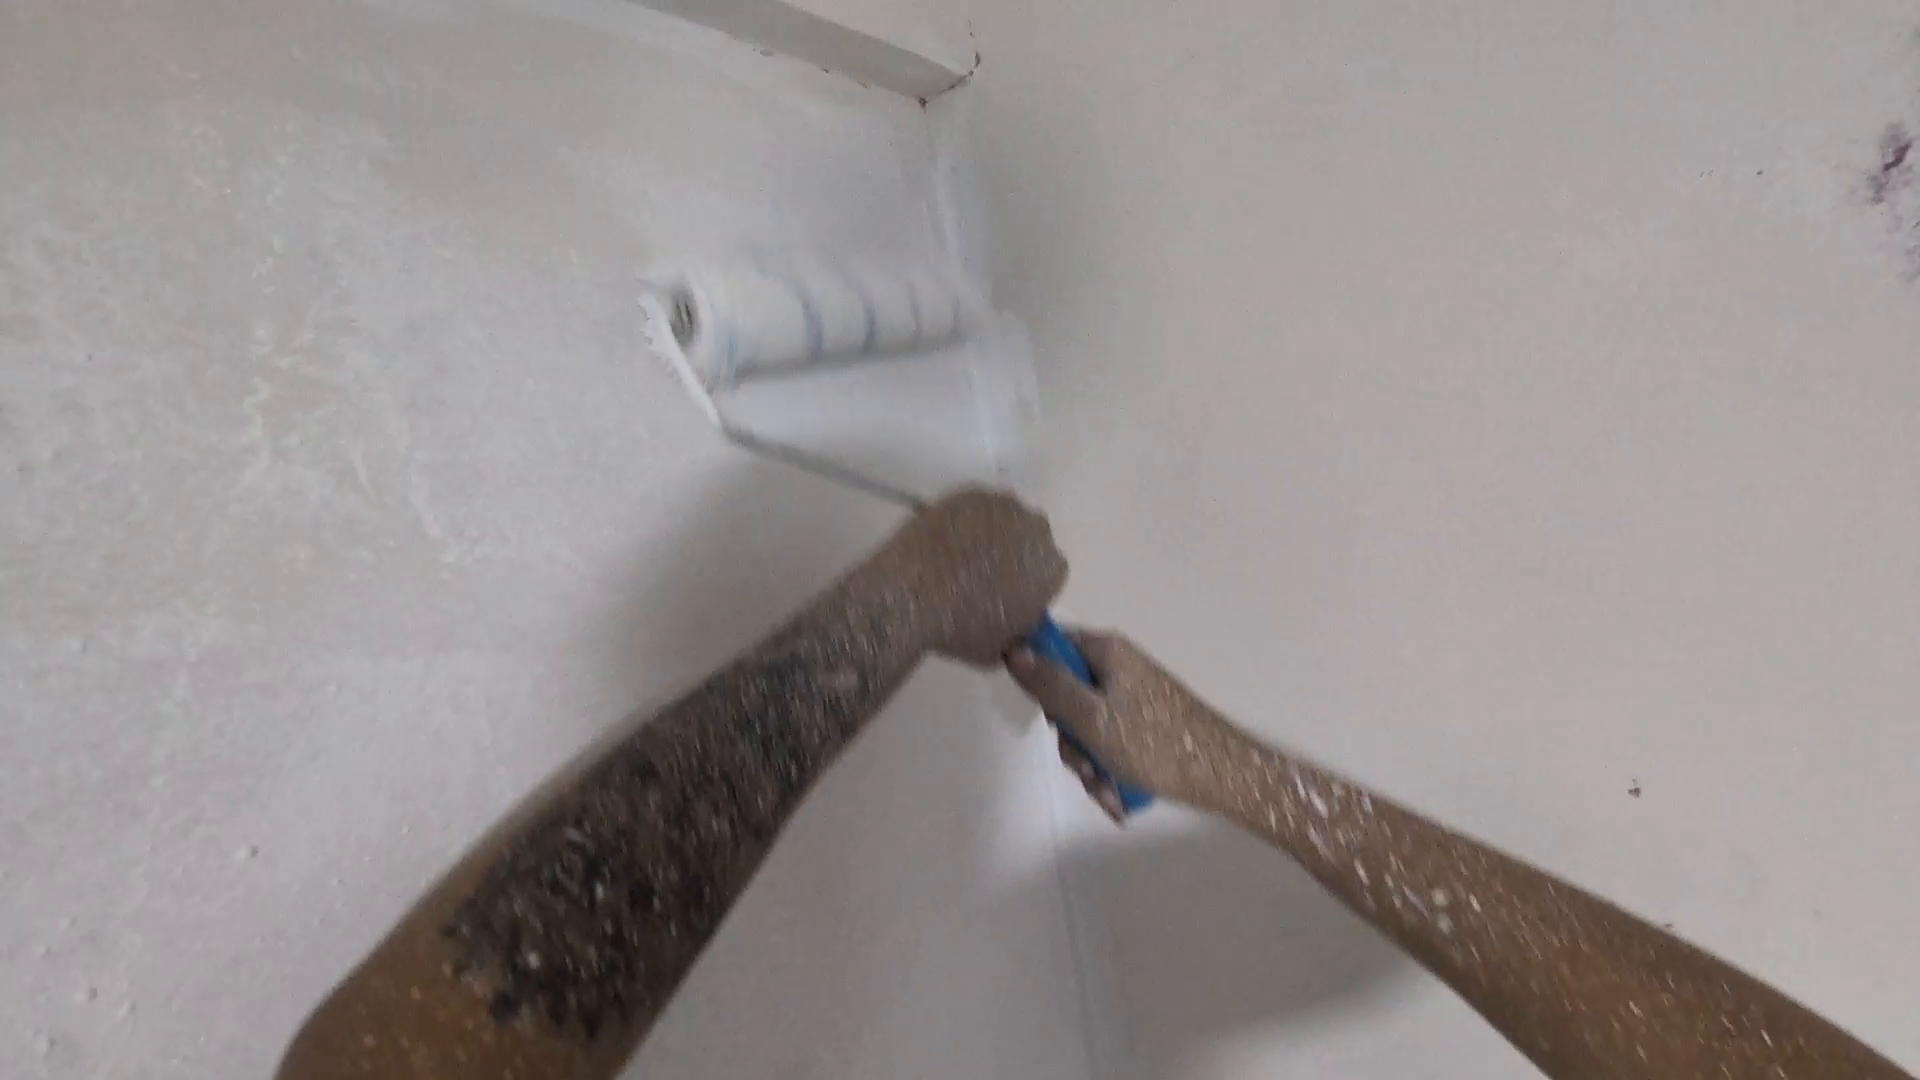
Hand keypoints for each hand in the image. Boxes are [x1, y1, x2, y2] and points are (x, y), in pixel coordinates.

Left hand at [880, 488, 1067, 666]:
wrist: (910, 595)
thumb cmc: (959, 629)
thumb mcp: (998, 649)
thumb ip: (1016, 634)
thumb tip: (1015, 628)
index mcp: (1051, 569)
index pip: (1048, 574)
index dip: (1027, 585)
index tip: (1005, 595)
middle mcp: (1036, 530)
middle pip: (1030, 540)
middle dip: (1013, 554)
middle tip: (982, 574)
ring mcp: (1002, 506)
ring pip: (1004, 519)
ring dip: (991, 533)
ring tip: (959, 555)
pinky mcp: (969, 493)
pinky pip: (975, 507)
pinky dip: (964, 520)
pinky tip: (945, 539)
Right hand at [1006, 630, 1231, 814]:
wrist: (1225, 778)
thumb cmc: (1155, 742)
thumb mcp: (1092, 717)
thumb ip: (1050, 685)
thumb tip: (1012, 648)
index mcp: (1105, 651)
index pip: (1050, 644)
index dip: (1035, 674)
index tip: (1043, 710)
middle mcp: (1116, 667)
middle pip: (1063, 694)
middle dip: (1070, 739)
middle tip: (1084, 765)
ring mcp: (1130, 696)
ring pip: (1084, 725)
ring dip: (1088, 763)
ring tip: (1106, 790)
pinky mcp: (1141, 724)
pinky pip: (1107, 741)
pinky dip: (1107, 769)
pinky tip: (1117, 797)